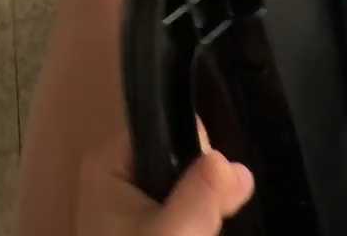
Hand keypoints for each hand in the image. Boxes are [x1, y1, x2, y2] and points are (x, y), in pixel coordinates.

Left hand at [76, 131, 254, 235]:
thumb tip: (235, 165)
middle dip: (208, 178)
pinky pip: (186, 203)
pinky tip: (210, 227)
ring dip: (208, 202)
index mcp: (111, 158)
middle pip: (183, 149)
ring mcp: (133, 199)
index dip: (202, 141)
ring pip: (189, 180)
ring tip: (217, 220)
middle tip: (221, 207)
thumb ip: (201, 198)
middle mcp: (120, 170)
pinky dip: (201, 218)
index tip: (224, 172)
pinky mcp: (148, 224)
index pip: (169, 121)